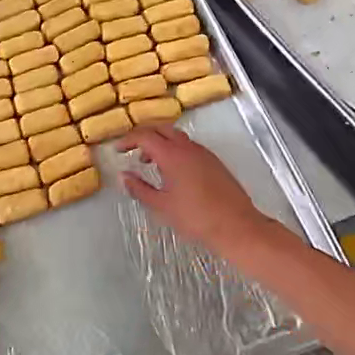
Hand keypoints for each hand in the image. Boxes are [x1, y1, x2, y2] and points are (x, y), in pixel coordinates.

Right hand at [119, 126, 273, 254]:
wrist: (236, 225)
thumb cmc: (196, 218)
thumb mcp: (162, 206)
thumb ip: (139, 189)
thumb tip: (124, 176)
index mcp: (172, 155)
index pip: (145, 136)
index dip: (128, 140)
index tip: (118, 150)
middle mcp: (188, 147)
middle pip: (161, 128)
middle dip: (144, 136)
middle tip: (133, 150)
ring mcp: (203, 152)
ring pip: (177, 136)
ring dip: (161, 142)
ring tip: (151, 162)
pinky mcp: (214, 161)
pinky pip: (189, 145)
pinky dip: (175, 149)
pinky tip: (173, 171)